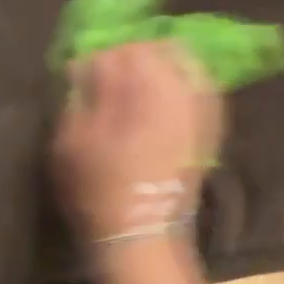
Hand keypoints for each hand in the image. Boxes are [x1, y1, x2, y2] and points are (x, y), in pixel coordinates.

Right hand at [52, 42, 225, 245]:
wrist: (143, 235)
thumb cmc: (100, 190)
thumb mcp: (73, 142)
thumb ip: (81, 95)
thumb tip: (86, 64)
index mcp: (145, 88)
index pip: (124, 47)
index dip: (102, 55)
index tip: (85, 71)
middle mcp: (181, 89)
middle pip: (160, 47)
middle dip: (134, 56)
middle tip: (112, 76)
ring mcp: (201, 108)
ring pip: (185, 63)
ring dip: (159, 67)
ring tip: (136, 88)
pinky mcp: (210, 128)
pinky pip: (202, 88)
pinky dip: (181, 85)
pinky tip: (162, 102)